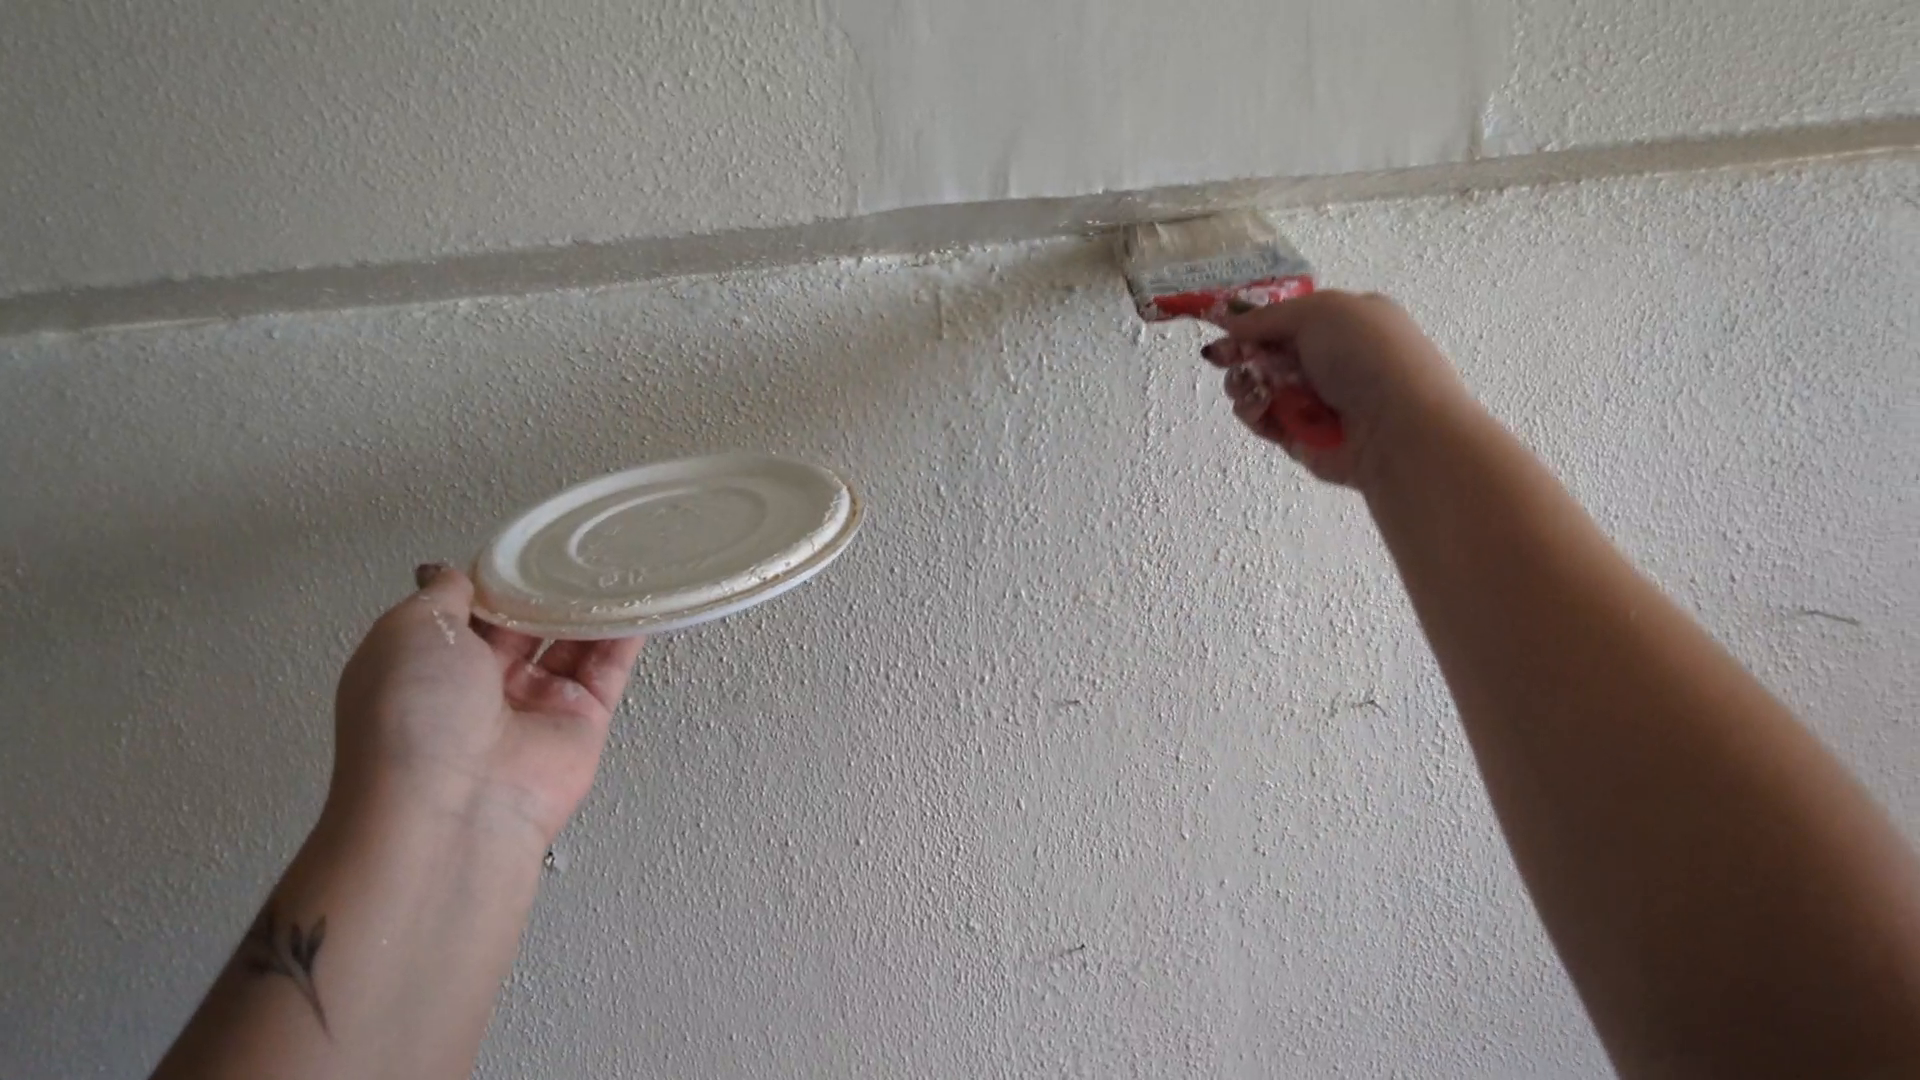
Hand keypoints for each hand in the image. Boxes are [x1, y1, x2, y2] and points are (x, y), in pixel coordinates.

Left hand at [331, 564, 644, 850]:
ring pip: (572, 641)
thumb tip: (449, 572)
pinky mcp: (584, 719)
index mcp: (430, 663)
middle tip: (580, 548)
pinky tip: (640, 600)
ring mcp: (536, 703)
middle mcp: (481, 685)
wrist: (458, 801)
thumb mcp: (407, 632)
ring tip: (618, 563)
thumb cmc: (414, 717)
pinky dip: (627, 634)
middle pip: (526, 622)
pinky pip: (610, 667)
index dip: (497, 575)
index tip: (526, 544)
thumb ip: (440, 595)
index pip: (471, 608)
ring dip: (592, 605)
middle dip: (549, 587)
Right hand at [1201, 290, 1477, 487]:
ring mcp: (1312, 400)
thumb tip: (1230, 321)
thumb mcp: (1321, 312)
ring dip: (1243, 383)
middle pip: (1264, 353)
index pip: (1285, 320)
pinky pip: (1262, 419)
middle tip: (1221, 359)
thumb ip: (1269, 316)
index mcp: (1343, 322)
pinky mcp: (1298, 435)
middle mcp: (1328, 360)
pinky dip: (1253, 412)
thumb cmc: (1367, 357)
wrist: (1396, 427)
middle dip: (1239, 354)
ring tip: (1250, 386)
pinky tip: (1259, 408)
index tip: (1223, 330)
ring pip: (1256, 387)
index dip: (1252, 324)